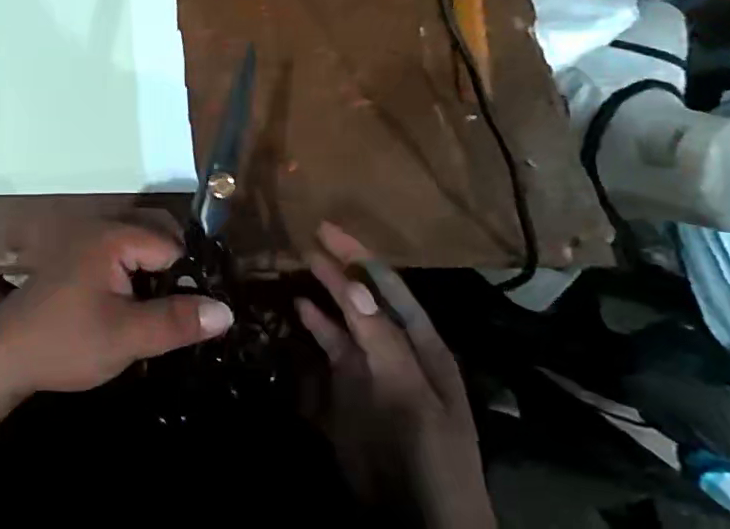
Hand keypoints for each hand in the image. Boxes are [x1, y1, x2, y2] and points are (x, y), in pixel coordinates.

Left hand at [0, 218, 234, 395]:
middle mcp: (100, 227)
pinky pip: (118, 252)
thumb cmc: (66, 342)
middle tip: (181, 310)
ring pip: (138, 243)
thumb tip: (226, 311)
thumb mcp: (127, 337)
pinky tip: (133, 306)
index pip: (172, 244)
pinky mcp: (75, 257)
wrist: (4, 356)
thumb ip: (176, 320)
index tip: (198, 310)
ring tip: (161, 311)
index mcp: (114, 237)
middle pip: (156, 232)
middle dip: (174, 265)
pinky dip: (134, 271)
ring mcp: (84, 240)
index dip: (188, 276)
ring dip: (154, 269)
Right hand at [295, 222, 496, 528]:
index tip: (327, 229)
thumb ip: (382, 338)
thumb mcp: (412, 394)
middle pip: (363, 300)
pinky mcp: (348, 393)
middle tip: (306, 241)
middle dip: (338, 270)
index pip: (388, 289)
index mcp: (422, 346)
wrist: (420, 520)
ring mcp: (370, 372)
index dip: (360, 258)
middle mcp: (394, 350)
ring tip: (298, 265)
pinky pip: (328, 350)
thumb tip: (353, 285)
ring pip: (343, 321)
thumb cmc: (431, 455)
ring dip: (324, 294)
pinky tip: (298, 310)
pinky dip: (314, 327)